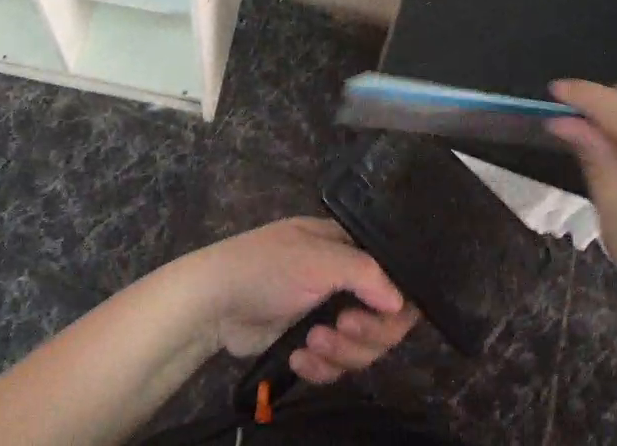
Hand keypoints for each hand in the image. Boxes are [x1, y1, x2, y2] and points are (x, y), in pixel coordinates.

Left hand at [177, 218, 420, 383]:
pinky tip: (297, 358)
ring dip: (339, 353)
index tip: (376, 315)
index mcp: (345, 248)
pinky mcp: (309, 343)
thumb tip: (401, 302)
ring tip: (309, 342)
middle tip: (339, 328)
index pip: (393, 279)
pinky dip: (319, 367)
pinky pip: (335, 366)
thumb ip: (365, 274)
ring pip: (361, 349)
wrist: (214, 303)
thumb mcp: (316, 259)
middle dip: (363, 334)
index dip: (393, 305)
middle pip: (384, 322)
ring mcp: (326, 313)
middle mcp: (341, 280)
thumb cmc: (264, 267)